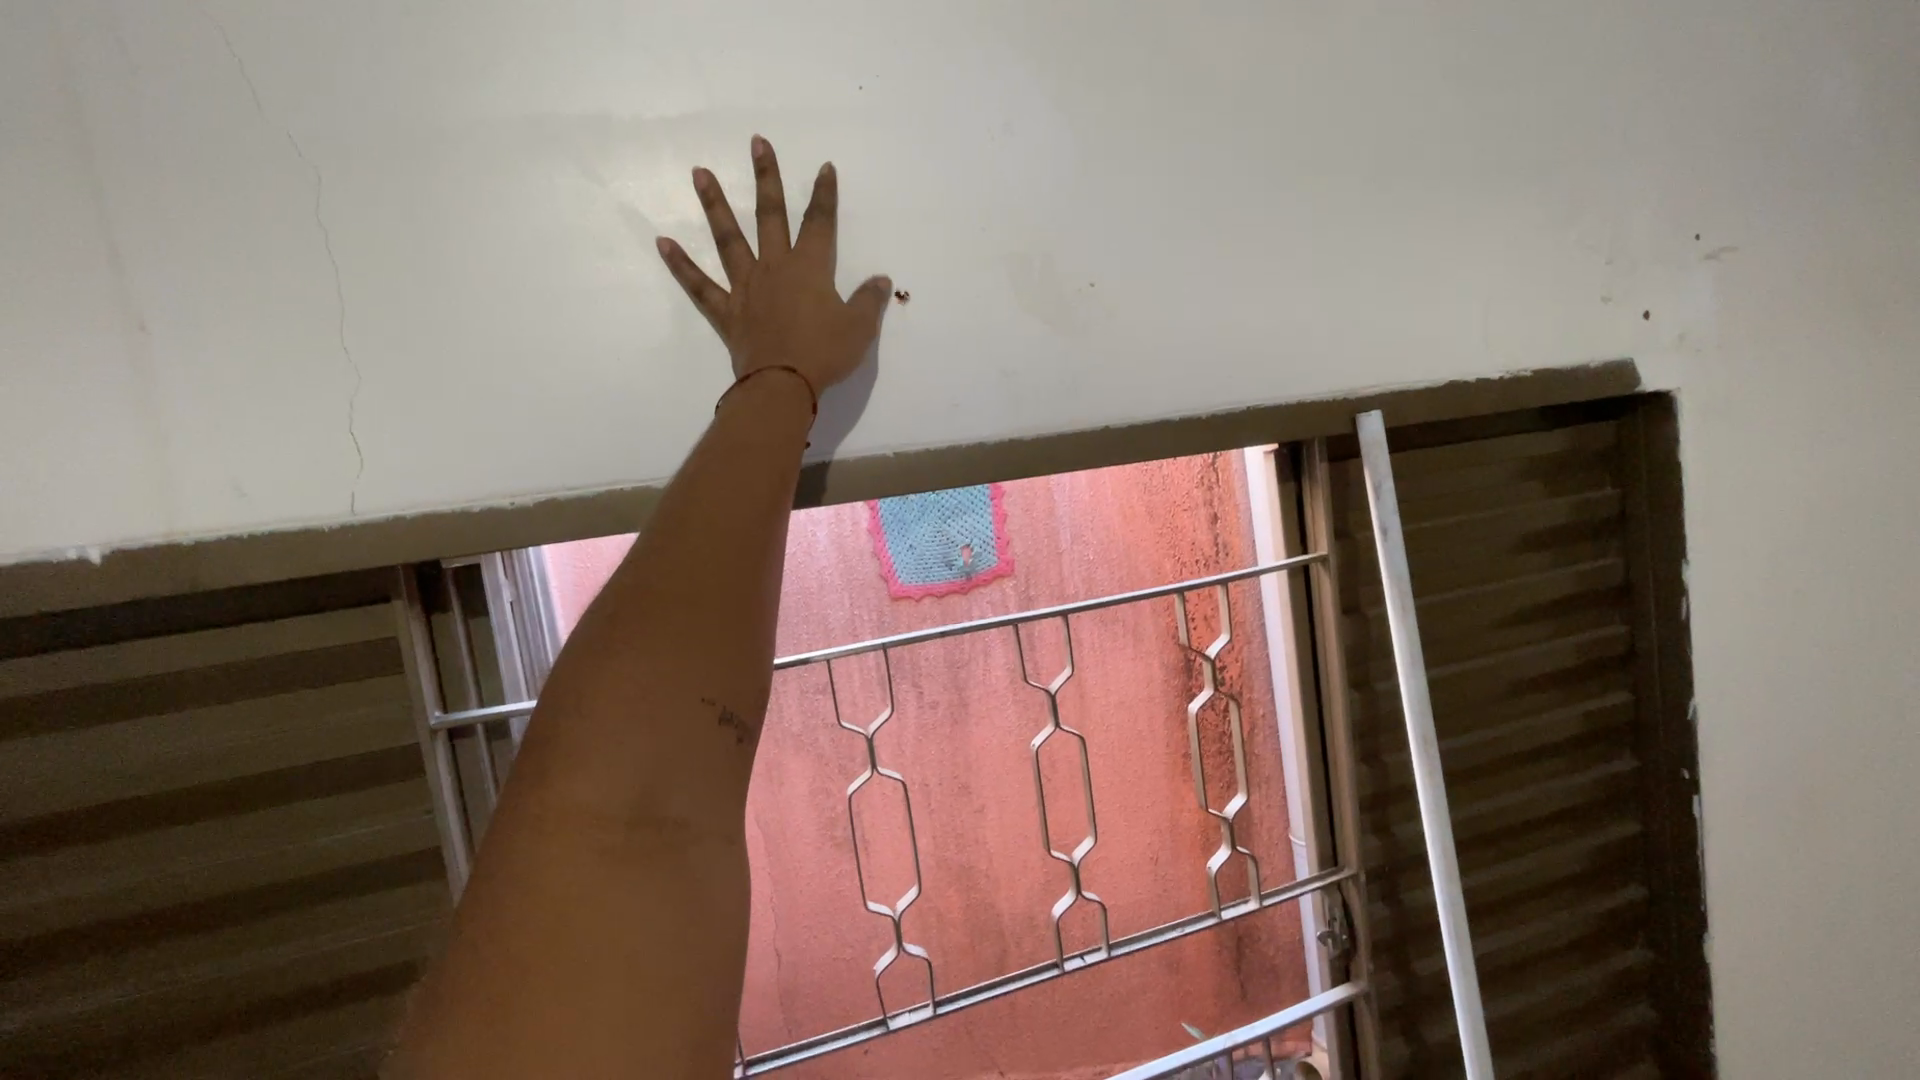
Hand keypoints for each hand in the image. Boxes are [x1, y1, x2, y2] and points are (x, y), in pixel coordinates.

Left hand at [657, 135, 892, 393]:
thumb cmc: (824, 355)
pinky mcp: (727, 312)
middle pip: (770, 216)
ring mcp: (746, 288)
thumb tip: (880, 279)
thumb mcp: (859, 328)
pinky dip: (681, 265)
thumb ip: (869, 300)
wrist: (783, 385)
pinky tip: (663, 243)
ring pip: (728, 239)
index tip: (824, 168)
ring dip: (715, 205)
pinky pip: (699, 286)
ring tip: (699, 173)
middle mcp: (775, 268)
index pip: (820, 224)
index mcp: (810, 269)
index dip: (824, 195)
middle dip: (766, 178)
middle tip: (756, 143)